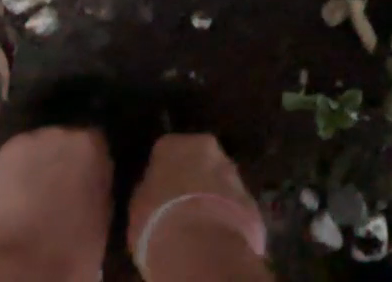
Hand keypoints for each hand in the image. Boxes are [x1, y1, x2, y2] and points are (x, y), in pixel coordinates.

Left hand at [0, 127, 112, 278]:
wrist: (34, 260)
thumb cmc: (79, 243)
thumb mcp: (105, 205)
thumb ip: (99, 178)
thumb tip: (92, 173)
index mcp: (93, 143)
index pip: (94, 140)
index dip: (89, 160)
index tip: (85, 177)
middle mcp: (64, 131)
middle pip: (65, 138)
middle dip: (63, 157)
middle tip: (59, 183)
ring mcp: (33, 138)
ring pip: (40, 145)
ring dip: (40, 160)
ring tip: (35, 188)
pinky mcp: (8, 149)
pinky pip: (17, 154)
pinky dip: (17, 168)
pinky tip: (17, 190)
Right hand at [128, 134, 266, 274]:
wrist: (201, 247)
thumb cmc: (158, 220)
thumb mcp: (139, 204)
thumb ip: (151, 191)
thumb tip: (157, 192)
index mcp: (173, 144)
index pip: (167, 152)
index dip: (165, 174)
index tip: (161, 193)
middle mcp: (206, 149)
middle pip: (199, 161)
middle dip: (194, 179)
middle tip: (184, 205)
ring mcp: (232, 173)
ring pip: (220, 181)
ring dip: (213, 196)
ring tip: (201, 224)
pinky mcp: (251, 200)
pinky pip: (235, 205)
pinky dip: (228, 216)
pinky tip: (217, 235)